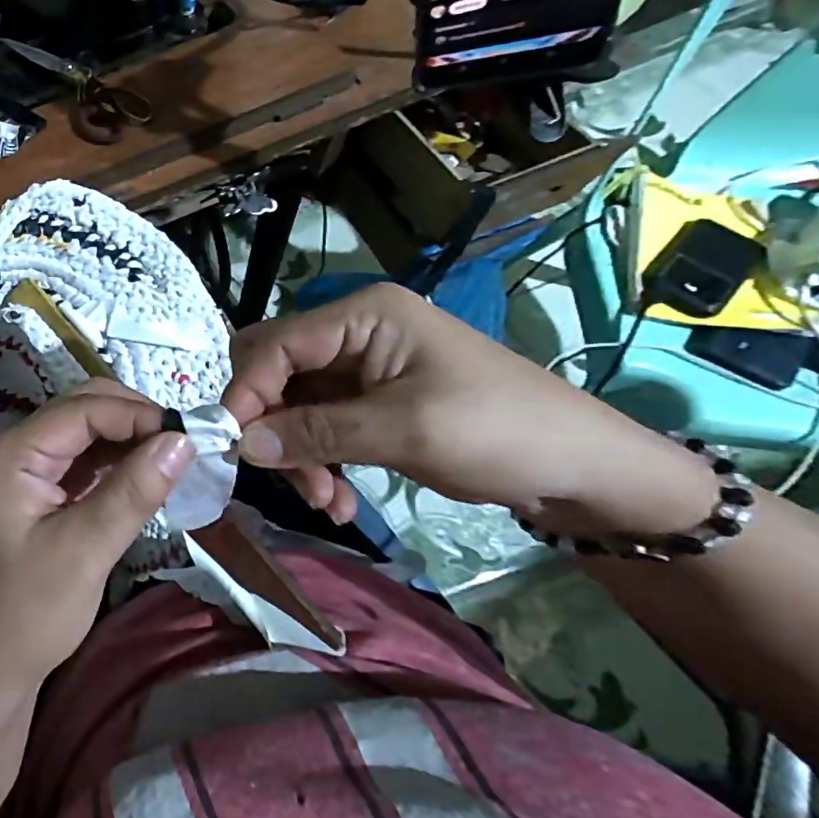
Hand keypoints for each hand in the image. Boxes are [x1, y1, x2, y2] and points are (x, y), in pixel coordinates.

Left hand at [0, 380, 192, 688]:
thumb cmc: (32, 610)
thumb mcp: (86, 549)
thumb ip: (133, 491)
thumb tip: (184, 440)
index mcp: (14, 454)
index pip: (82, 410)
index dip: (136, 414)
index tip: (188, 435)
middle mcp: (20, 448)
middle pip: (84, 408)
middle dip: (135, 418)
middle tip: (185, 442)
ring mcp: (33, 467)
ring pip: (91, 429)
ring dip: (133, 437)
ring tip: (178, 454)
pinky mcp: (48, 487)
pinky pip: (91, 457)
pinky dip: (123, 459)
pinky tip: (153, 471)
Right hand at [222, 284, 716, 537]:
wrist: (584, 469)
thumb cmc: (501, 431)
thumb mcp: (405, 431)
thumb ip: (317, 432)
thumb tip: (241, 444)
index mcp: (361, 316)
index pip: (275, 344)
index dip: (247, 391)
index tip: (234, 446)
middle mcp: (352, 333)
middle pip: (275, 371)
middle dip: (271, 425)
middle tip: (285, 474)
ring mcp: (360, 367)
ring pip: (292, 405)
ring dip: (297, 453)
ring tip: (324, 501)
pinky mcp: (369, 401)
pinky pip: (319, 426)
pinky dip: (319, 461)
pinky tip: (337, 499)